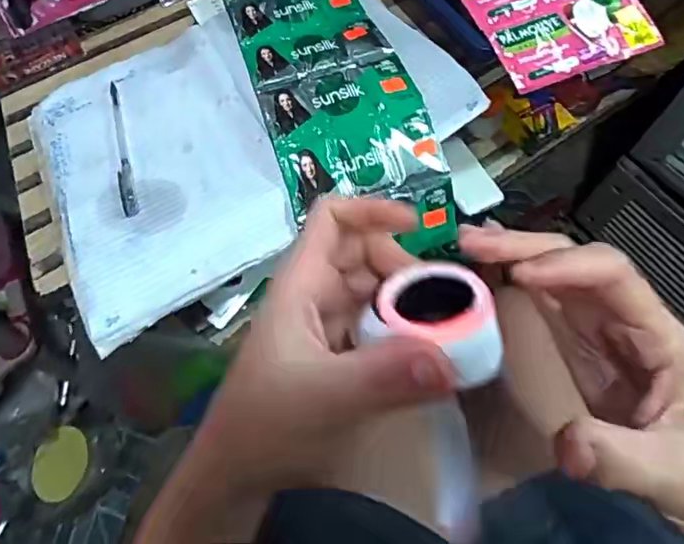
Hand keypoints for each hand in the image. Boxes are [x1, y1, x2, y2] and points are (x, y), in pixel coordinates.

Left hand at [137, 199, 456, 541]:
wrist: (235, 474)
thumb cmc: (268, 423)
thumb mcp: (327, 397)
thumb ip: (386, 377)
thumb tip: (448, 356)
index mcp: (301, 282)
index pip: (332, 218)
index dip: (371, 209)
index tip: (415, 225)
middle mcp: (311, 292)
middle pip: (359, 250)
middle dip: (398, 262)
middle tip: (435, 297)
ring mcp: (321, 322)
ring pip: (367, 286)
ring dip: (401, 297)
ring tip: (437, 324)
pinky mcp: (331, 351)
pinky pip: (370, 321)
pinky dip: (397, 327)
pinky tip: (421, 352)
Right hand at [458, 225, 683, 543]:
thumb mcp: (676, 476)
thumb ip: (620, 459)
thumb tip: (563, 441)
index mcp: (659, 334)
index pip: (613, 275)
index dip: (566, 265)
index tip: (521, 275)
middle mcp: (625, 320)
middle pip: (574, 261)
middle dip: (524, 246)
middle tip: (472, 242)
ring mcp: (600, 332)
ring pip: (553, 273)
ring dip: (510, 254)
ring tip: (467, 246)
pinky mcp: (579, 348)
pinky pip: (543, 300)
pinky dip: (510, 279)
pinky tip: (485, 269)